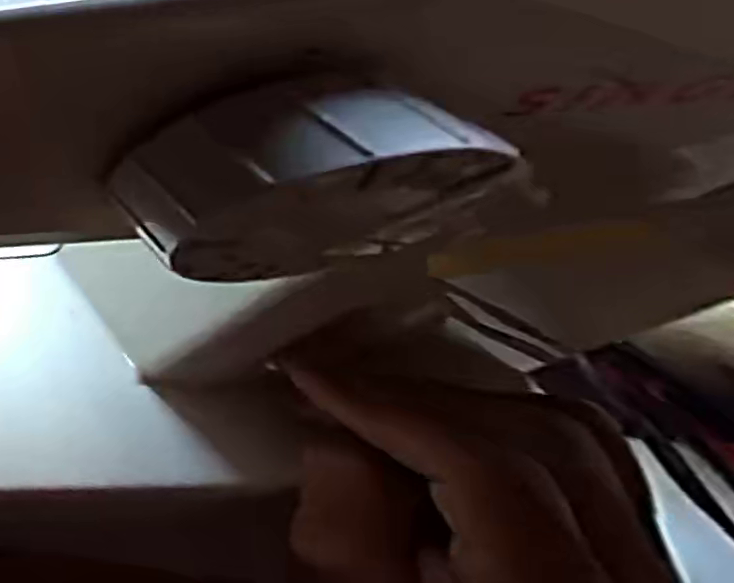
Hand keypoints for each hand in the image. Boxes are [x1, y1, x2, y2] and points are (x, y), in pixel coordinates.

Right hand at [285, 364, 674, 582]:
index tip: (309, 375)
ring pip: (574, 446)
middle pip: (539, 444)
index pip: (482, 464)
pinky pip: (587, 474)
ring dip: (455, 410)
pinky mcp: (628, 576)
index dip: (381, 401)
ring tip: (379, 410)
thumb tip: (337, 420)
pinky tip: (433, 438)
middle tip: (334, 390)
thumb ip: (341, 495)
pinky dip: (499, 435)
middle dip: (411, 399)